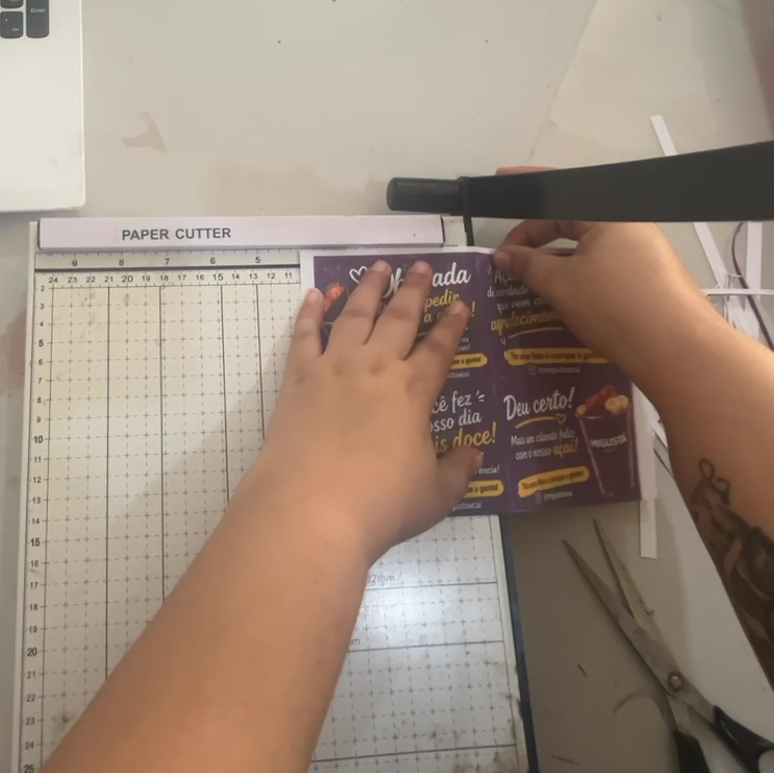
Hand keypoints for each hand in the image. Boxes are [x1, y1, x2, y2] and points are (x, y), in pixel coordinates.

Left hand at [235, 260, 482, 563]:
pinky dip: (309, 312)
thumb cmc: (380, 504)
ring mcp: (334, 367)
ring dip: (368, 288)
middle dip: (413, 290)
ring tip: (377, 267)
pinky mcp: (298, 376)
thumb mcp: (434, 495)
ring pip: (353, 314)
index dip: (451, 324)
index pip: (439, 348)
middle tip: (420, 266)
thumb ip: (457, 470)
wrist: (312, 506)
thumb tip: (475, 453)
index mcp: (413, 392)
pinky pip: (305, 334)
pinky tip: (314, 294)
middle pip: (398, 318)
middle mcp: (375, 367)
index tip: (459, 302)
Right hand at [488, 171, 714, 372]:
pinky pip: (601, 270)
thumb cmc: (615, 306)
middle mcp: (630, 228)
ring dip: (554, 263)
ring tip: (527, 282)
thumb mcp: (559, 282)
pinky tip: (560, 299)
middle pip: (571, 222)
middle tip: (507, 258)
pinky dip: (576, 278)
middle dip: (535, 238)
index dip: (524, 194)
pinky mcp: (648, 282)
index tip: (498, 196)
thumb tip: (502, 255)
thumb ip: (526, 263)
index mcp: (610, 215)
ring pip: (586, 250)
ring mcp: (643, 255)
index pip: (558, 194)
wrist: (678, 352)